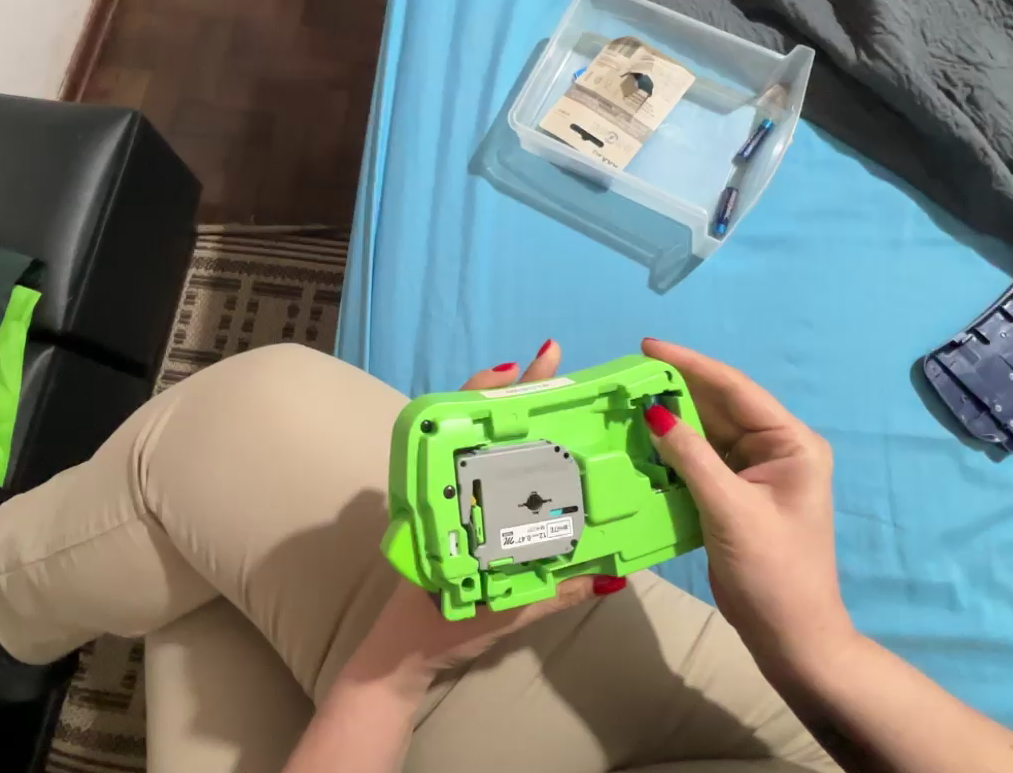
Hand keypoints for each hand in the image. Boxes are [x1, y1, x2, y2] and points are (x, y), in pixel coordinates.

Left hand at [336, 338, 621, 699]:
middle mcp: (445, 489)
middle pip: (478, 424)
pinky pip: (486, 469)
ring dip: (515, 414)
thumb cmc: (438, 628)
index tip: (520, 364)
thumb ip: (552, 593)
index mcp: (445, 501)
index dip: (491, 393)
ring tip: (553, 389)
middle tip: (552, 359)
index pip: (466, 430)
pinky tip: (542, 447)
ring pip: (482, 442)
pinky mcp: (460, 513)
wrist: (401, 653)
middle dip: (516, 391)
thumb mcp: (500, 612)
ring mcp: (451, 498)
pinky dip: (513, 450)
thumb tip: (610, 574)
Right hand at [639, 338, 857, 674]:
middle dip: (675, 390)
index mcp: (791, 443)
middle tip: (627, 374)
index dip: (691, 365)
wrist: (790, 638)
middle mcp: (775, 447)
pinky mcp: (735, 489)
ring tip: (627, 400)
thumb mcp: (729, 509)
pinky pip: (699, 455)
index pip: (735, 389)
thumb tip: (653, 411)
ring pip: (706, 429)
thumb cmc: (773, 572)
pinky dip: (672, 447)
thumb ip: (691, 456)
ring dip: (671, 418)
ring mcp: (755, 468)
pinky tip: (643, 438)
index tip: (648, 347)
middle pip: (719, 405)